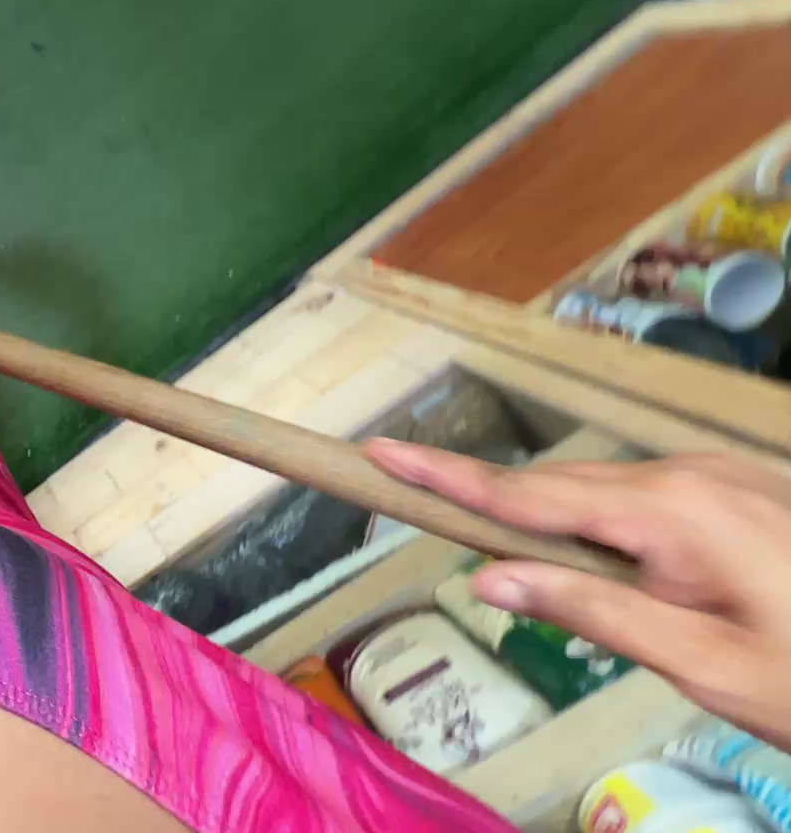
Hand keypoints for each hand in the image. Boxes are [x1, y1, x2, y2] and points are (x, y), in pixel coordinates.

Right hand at [367, 438, 790, 750]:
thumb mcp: (712, 667)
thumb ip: (593, 612)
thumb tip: (488, 580)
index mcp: (673, 513)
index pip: (523, 492)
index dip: (443, 474)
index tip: (376, 450)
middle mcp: (689, 477)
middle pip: (556, 487)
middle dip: (497, 505)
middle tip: (440, 519)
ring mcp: (720, 477)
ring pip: (598, 490)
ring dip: (554, 520)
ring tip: (549, 570)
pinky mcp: (741, 489)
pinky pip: (641, 496)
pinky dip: (602, 521)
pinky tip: (621, 562)